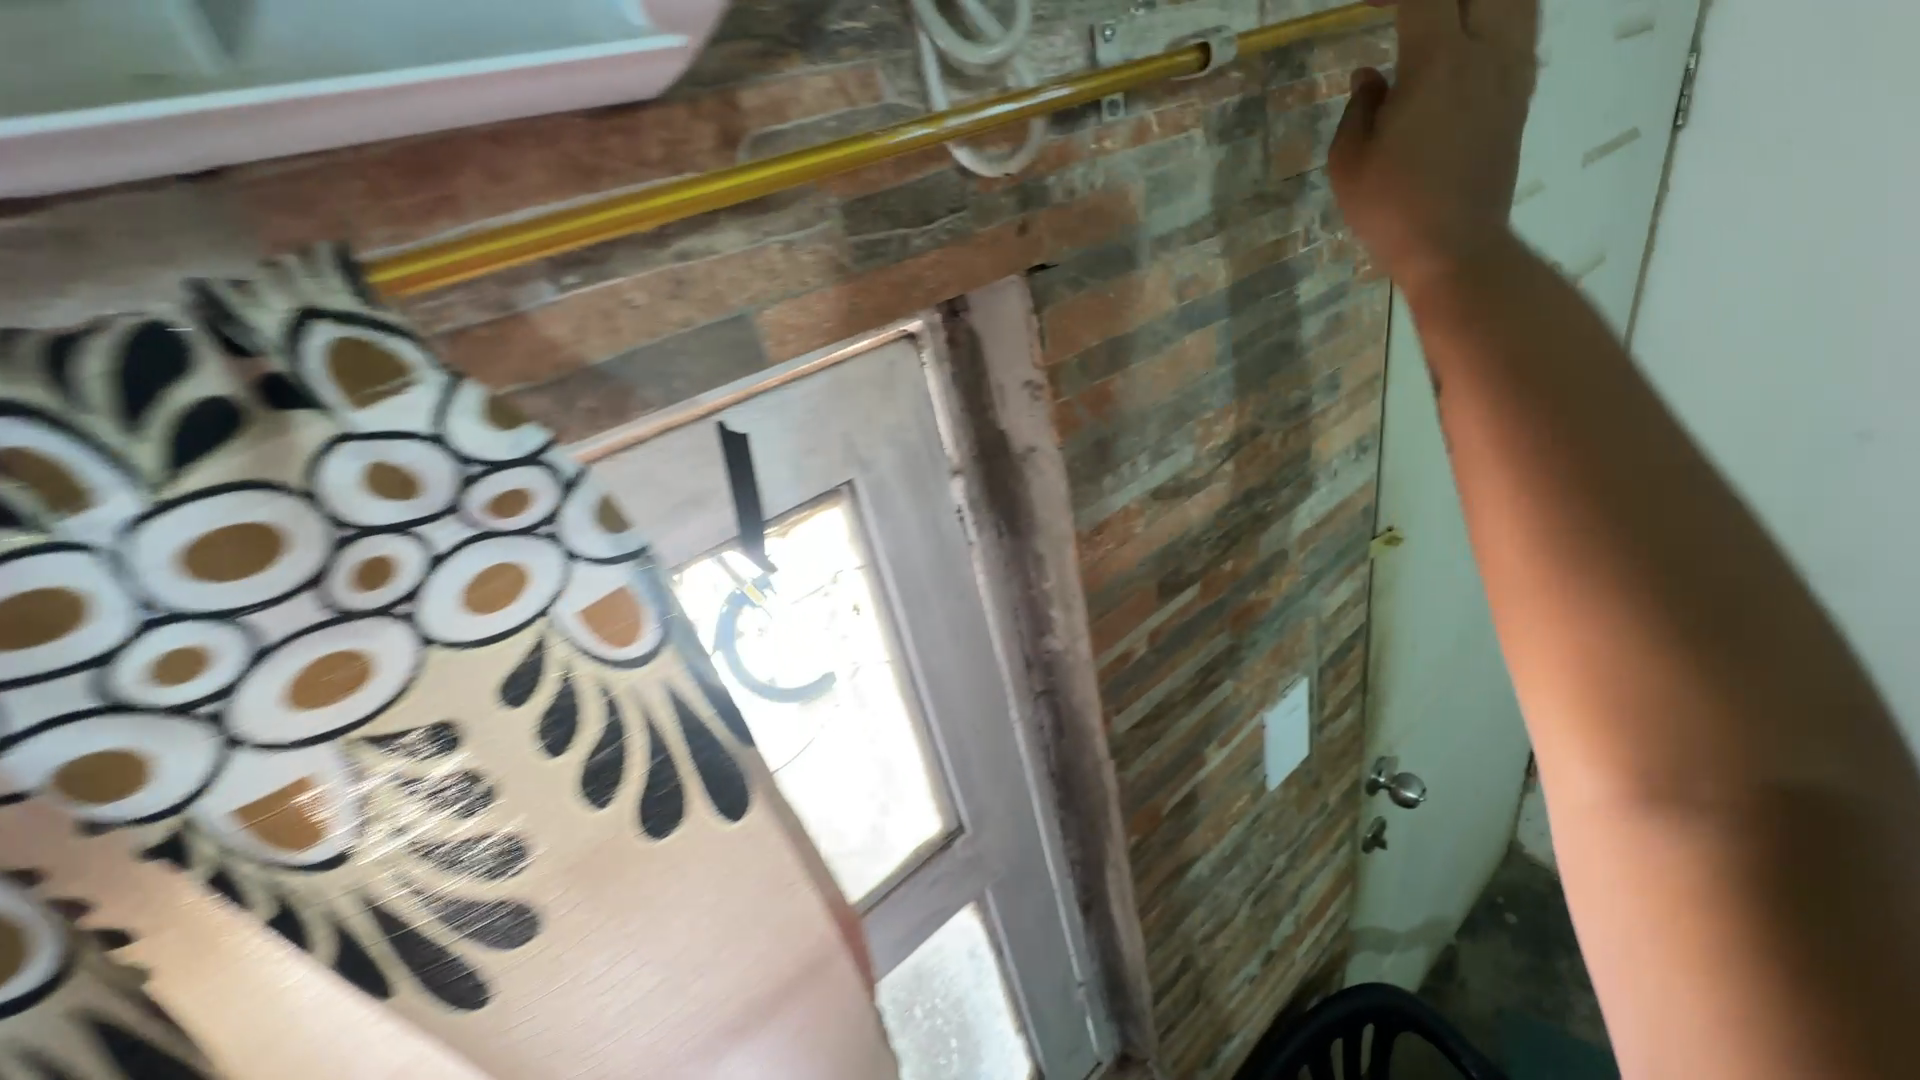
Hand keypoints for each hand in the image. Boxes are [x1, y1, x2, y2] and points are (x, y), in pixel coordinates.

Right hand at [1329, 0, 1540, 291]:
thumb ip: (1360, 108)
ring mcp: (1512, 72)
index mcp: (1438, 61)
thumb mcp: (1350, 162)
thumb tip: (1372, 78)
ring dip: (1476, 5)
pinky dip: (1497, 18)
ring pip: (1514, 1)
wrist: (1455, 248)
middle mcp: (1486, 52)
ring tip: (1440, 22)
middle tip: (1400, 11)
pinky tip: (1468, 36)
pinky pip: (1521, 29)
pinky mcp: (1521, 95)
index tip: (1364, 6)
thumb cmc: (1392, 208)